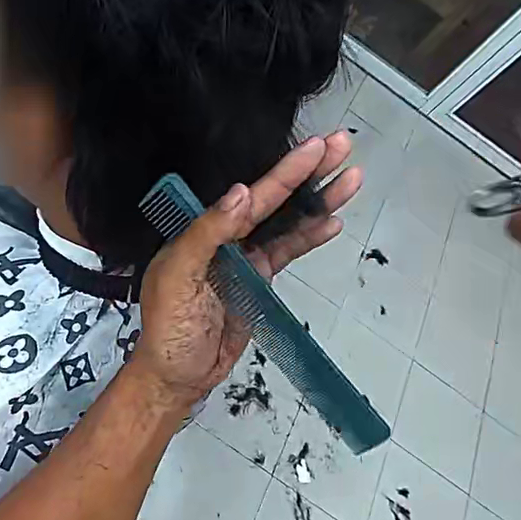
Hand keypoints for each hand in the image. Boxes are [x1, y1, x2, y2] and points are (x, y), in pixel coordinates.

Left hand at [130, 132, 361, 409]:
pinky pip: (289, 253)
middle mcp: (229, 237)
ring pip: (289, 224)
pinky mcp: (260, 280)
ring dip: (319, 201)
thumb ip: (207, 234)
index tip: (314, 149)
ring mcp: (248, 258)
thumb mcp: (177, 278)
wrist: (179, 374)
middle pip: (277, 200)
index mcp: (206, 230)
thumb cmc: (169, 328)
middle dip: (310, 173)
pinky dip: (310, 237)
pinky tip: (333, 221)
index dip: (286, 173)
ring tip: (351, 178)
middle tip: (342, 145)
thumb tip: (242, 193)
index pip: (253, 196)